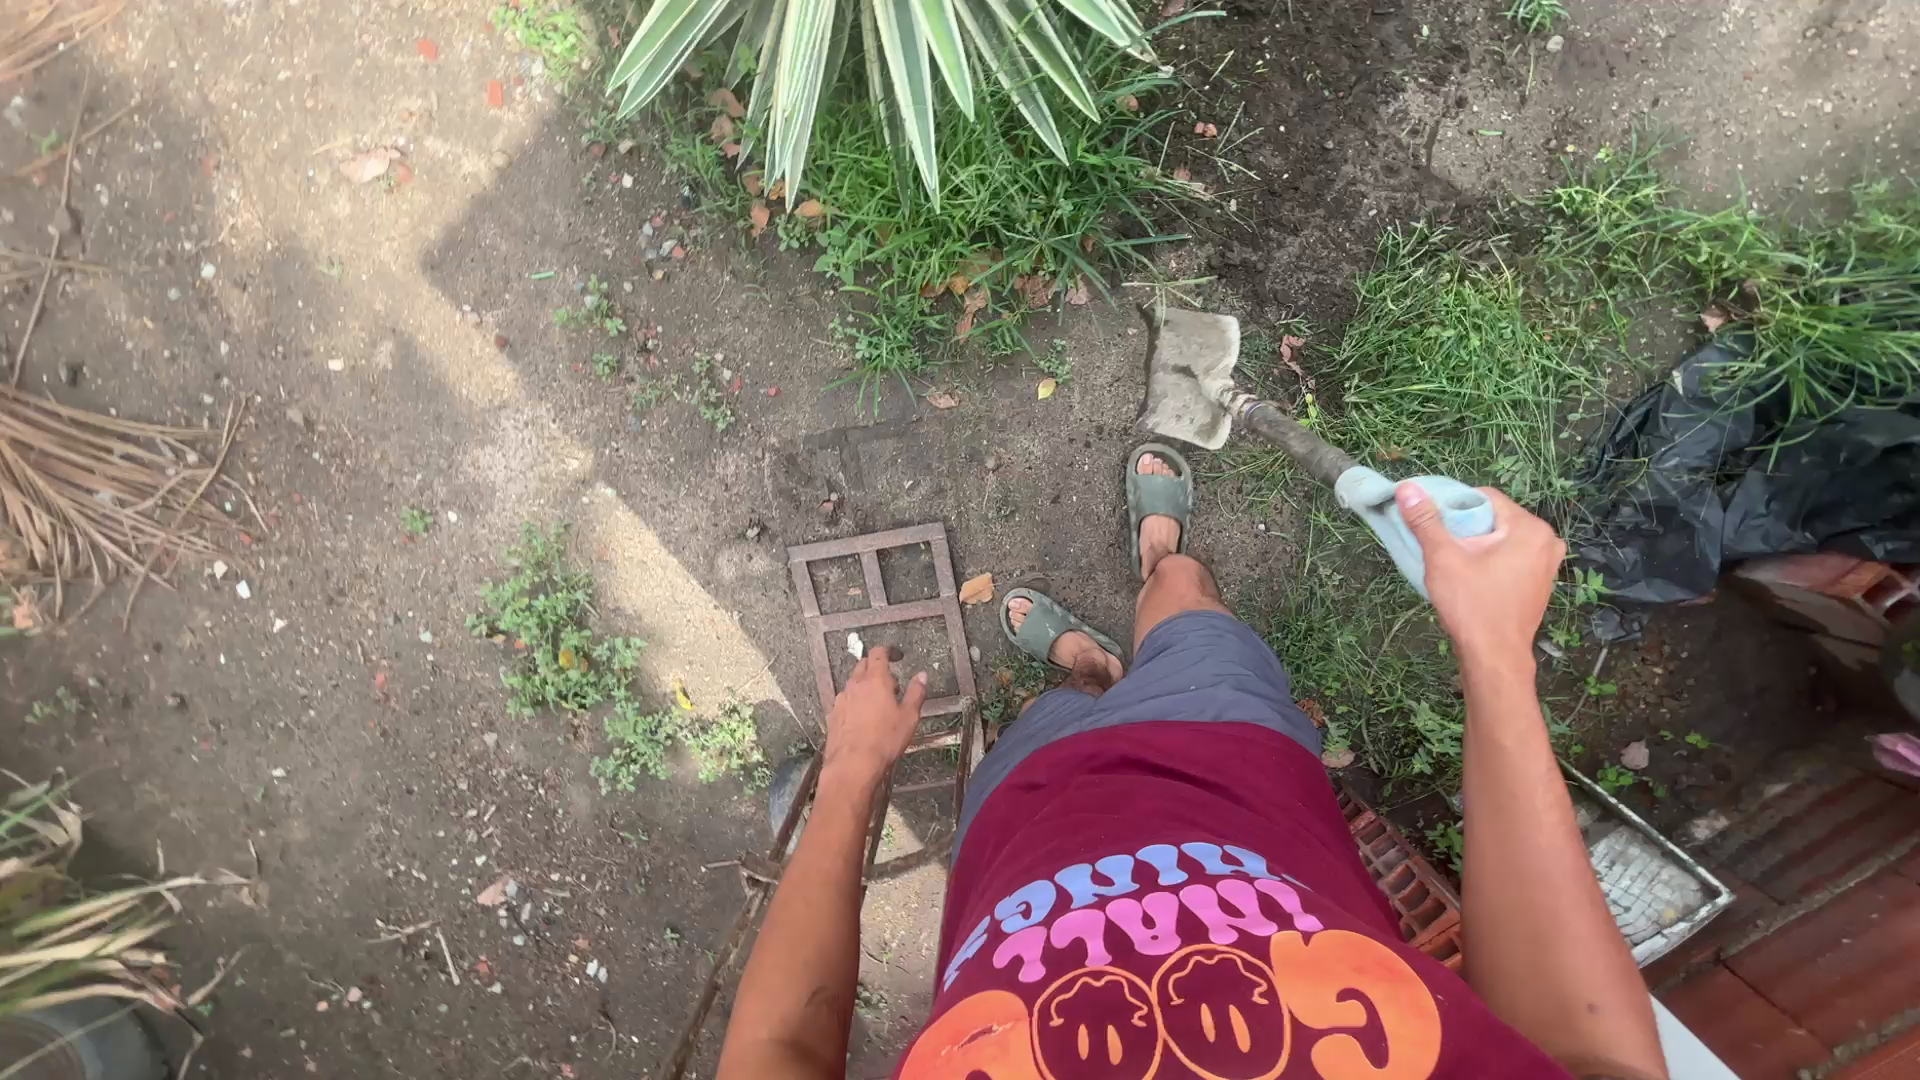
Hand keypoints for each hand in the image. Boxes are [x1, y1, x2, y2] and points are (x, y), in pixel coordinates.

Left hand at [822, 646, 927, 787]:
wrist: (852, 765)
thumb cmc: (884, 740)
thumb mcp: (909, 717)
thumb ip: (916, 693)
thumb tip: (922, 676)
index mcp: (875, 680)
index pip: (878, 654)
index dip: (888, 651)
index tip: (896, 656)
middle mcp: (855, 685)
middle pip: (863, 665)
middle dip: (876, 667)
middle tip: (890, 681)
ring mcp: (842, 699)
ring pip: (853, 683)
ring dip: (865, 685)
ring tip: (878, 702)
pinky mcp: (833, 715)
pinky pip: (845, 700)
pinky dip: (855, 701)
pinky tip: (863, 717)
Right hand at [1396, 482, 1564, 672]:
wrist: (1493, 654)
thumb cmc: (1471, 603)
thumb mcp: (1443, 557)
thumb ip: (1426, 520)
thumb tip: (1406, 488)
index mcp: (1529, 528)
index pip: (1484, 498)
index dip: (1451, 505)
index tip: (1429, 522)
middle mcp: (1546, 541)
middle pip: (1492, 518)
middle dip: (1462, 527)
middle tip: (1438, 545)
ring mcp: (1547, 563)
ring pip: (1499, 539)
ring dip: (1473, 544)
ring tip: (1451, 563)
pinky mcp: (1539, 582)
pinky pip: (1508, 557)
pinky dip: (1487, 560)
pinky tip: (1469, 578)